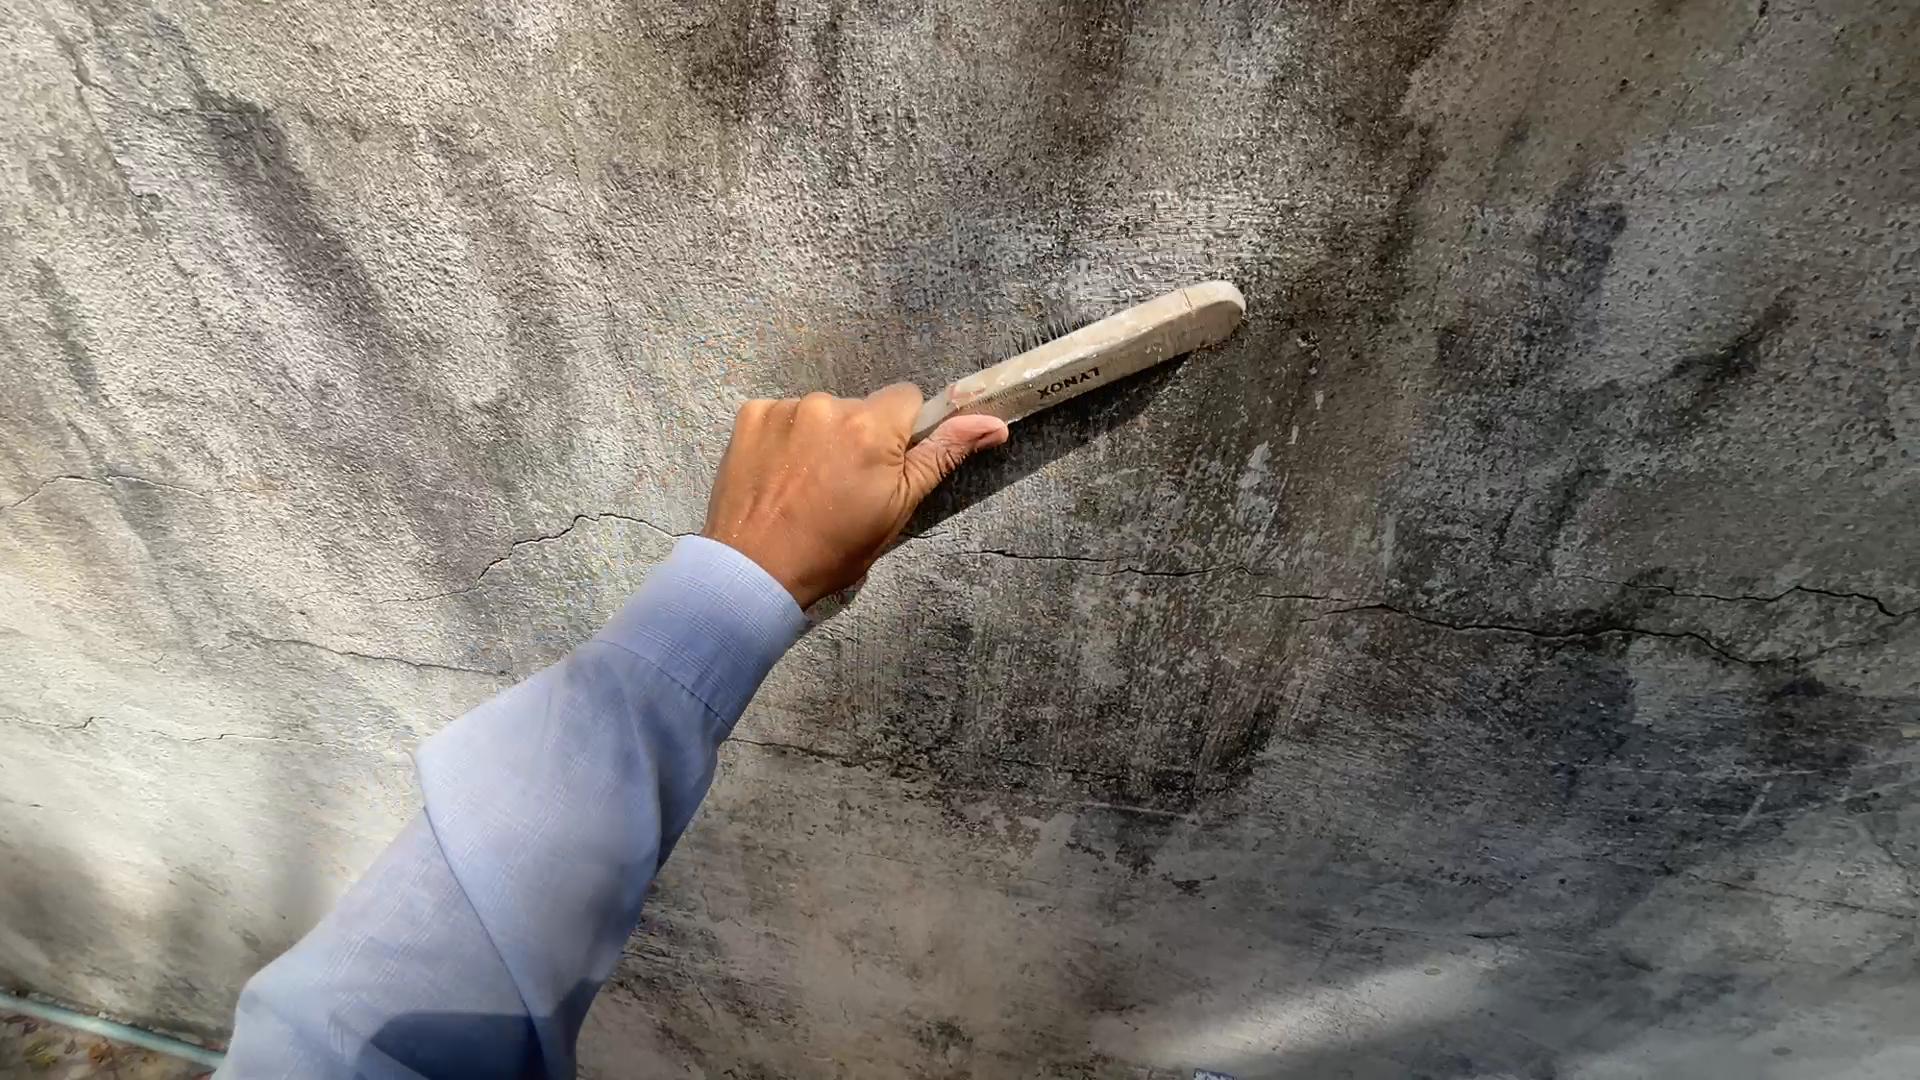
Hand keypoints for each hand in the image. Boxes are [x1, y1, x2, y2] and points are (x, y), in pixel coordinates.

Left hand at [701, 383, 1009, 608]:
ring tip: (807, 486)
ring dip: (822, 438)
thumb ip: (943, 455)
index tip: (886, 466)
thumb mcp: (899, 507)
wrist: (755, 571)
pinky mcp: (751, 415)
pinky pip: (784, 415)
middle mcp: (826, 405)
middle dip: (860, 437)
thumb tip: (994, 423)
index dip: (902, 433)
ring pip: (822, 412)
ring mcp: (784, 408)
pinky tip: (781, 475)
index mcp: (871, 427)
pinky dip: (786, 439)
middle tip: (843, 486)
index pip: (907, 398)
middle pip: (862, 407)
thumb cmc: (834, 548)